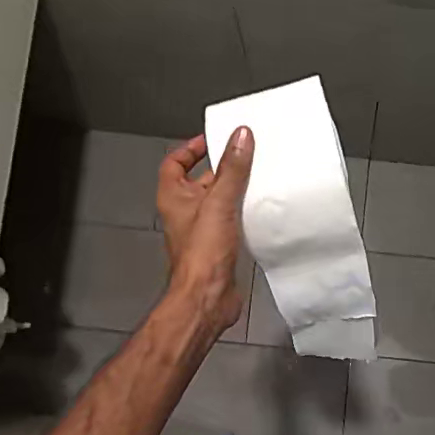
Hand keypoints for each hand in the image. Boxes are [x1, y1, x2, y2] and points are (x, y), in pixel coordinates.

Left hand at [156, 127, 253, 331]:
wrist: (208, 297)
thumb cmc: (200, 256)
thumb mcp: (218, 203)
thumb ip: (231, 170)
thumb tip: (239, 137)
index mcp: (174, 197)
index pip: (175, 162)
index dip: (191, 148)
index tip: (213, 139)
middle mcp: (186, 213)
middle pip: (203, 180)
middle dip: (223, 169)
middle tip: (245, 156)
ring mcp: (203, 230)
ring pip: (220, 202)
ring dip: (237, 192)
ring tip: (258, 179)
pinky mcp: (220, 246)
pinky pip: (233, 221)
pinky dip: (245, 214)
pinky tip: (260, 210)